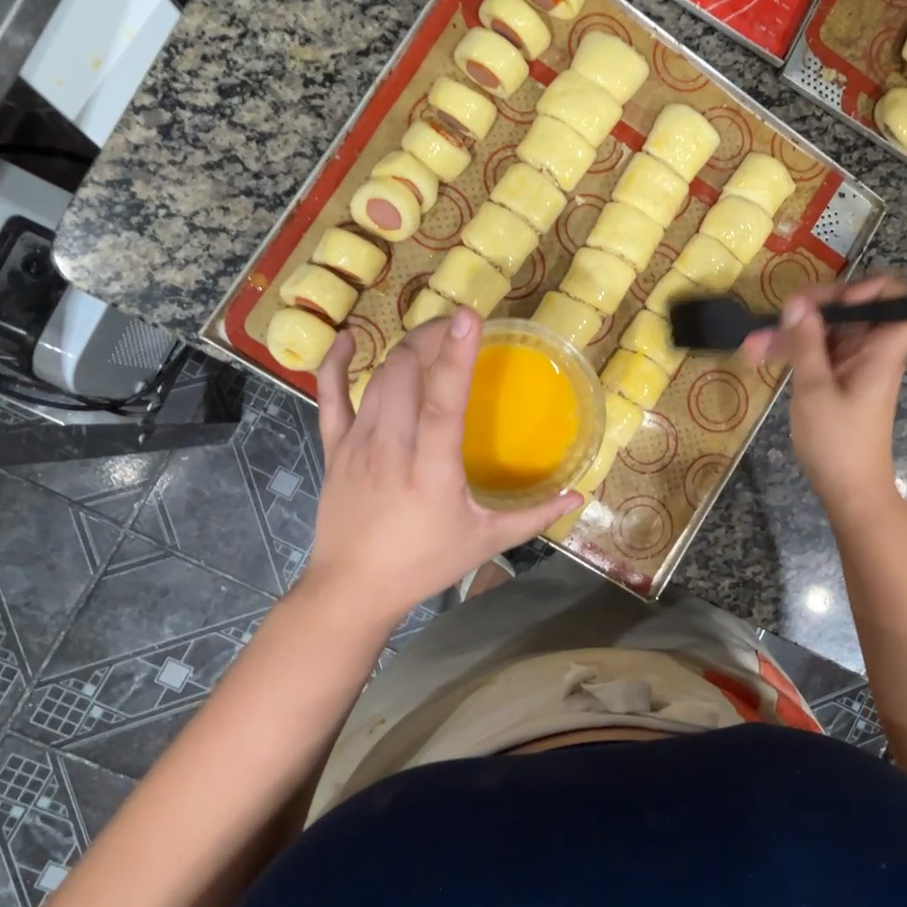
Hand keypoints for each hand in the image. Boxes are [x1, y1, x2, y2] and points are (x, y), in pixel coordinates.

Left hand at [301, 311, 580, 622]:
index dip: (455, 357)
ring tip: (430, 338)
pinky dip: (335, 364)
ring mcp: (357, 445)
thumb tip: (577, 496)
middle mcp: (391, 448)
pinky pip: (329, 396)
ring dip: (405, 350)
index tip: (468, 317)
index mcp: (432, 470)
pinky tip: (348, 339)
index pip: (443, 403)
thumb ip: (534, 517)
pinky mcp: (335, 448)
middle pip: (405, 373)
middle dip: (431, 339)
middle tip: (457, 329)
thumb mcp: (485, 543)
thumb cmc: (423, 565)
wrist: (352, 589)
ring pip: (378, 378)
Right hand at [741, 276, 906, 514]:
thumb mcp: (815, 391)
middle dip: (815, 307)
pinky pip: (819, 352)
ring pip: (829, 331)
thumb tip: (797, 303)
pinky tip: (761, 354)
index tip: (837, 301)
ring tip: (755, 342)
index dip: (871, 288)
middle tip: (783, 315)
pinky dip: (794, 351)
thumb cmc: (838, 443)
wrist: (850, 491)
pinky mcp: (839, 380)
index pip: (900, 298)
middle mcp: (873, 351)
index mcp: (882, 350)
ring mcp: (856, 365)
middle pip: (855, 308)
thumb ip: (806, 344)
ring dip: (794, 331)